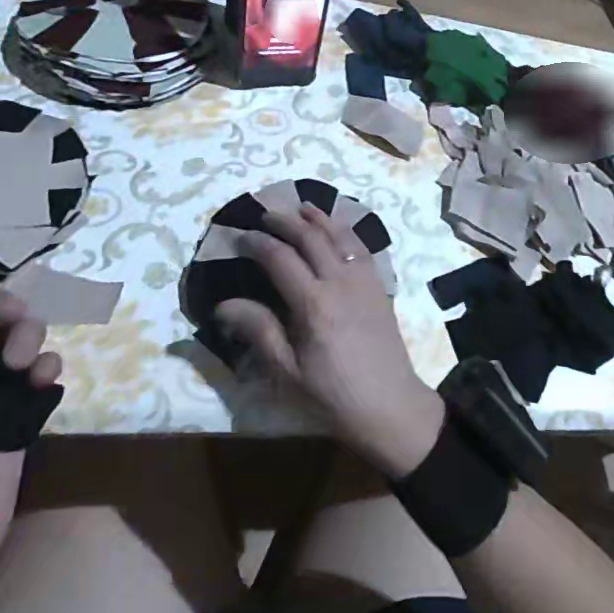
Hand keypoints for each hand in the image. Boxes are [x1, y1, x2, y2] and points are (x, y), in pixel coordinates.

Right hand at [215, 204, 445, 478]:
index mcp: (313, 303)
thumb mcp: (288, 372)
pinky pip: (361, 247)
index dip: (257, 243)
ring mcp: (364, 280)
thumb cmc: (332, 395)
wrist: (389, 405)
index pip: (280, 258)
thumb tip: (224, 304)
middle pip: (310, 237)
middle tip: (266, 214)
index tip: (240, 236)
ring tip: (301, 207)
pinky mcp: (379, 286)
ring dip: (318, 218)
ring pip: (340, 235)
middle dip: (285, 221)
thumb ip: (259, 331)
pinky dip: (345, 230)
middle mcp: (340, 282)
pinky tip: (337, 228)